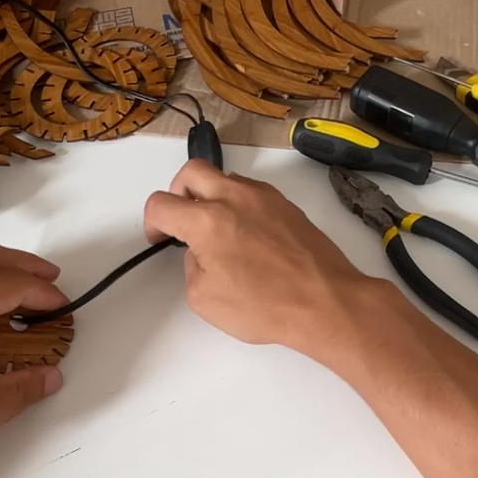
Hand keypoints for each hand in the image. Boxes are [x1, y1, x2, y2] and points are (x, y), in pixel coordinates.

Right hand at [143, 161, 383, 353]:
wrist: (325, 300)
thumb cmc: (266, 305)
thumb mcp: (204, 298)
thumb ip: (190, 266)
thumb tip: (199, 251)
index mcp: (207, 220)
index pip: (161, 203)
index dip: (153, 222)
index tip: (160, 237)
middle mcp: (234, 197)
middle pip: (192, 172)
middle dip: (179, 193)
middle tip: (182, 221)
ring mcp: (263, 196)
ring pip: (224, 178)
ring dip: (212, 196)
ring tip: (218, 231)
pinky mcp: (285, 203)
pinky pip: (251, 191)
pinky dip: (239, 204)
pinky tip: (246, 235)